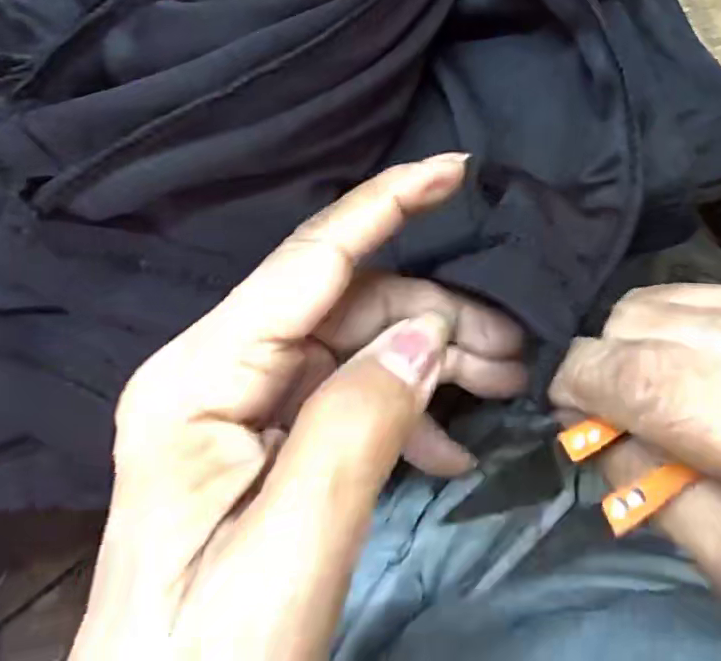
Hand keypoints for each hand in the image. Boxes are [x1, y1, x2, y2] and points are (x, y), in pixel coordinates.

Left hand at [72, 154, 526, 660]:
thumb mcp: (288, 553)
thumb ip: (359, 426)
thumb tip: (427, 332)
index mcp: (203, 378)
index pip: (312, 259)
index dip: (389, 202)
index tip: (458, 166)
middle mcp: (222, 370)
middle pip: (355, 303)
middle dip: (441, 315)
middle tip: (517, 350)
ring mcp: (248, 404)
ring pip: (367, 343)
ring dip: (440, 360)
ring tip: (507, 385)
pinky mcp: (274, 438)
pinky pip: (358, 392)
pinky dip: (413, 408)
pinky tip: (454, 447)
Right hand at [550, 273, 720, 658]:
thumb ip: (649, 487)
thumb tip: (587, 418)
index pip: (655, 382)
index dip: (586, 382)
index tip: (562, 401)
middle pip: (649, 323)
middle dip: (605, 361)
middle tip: (611, 408)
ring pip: (665, 297)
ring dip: (639, 341)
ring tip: (660, 388)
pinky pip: (699, 291)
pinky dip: (679, 327)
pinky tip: (705, 366)